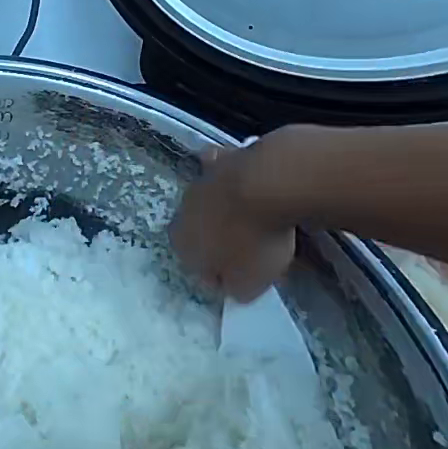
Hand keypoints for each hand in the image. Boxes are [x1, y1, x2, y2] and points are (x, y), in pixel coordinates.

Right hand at [169, 129, 323, 301]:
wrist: (265, 183)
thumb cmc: (255, 240)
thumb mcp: (249, 284)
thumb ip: (235, 290)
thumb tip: (231, 285)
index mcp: (182, 244)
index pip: (196, 267)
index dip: (220, 275)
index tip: (244, 278)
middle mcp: (182, 211)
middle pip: (199, 231)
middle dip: (219, 240)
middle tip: (251, 249)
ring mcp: (199, 182)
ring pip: (210, 202)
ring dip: (226, 211)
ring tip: (258, 219)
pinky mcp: (219, 159)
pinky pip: (223, 173)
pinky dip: (233, 179)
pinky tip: (251, 184)